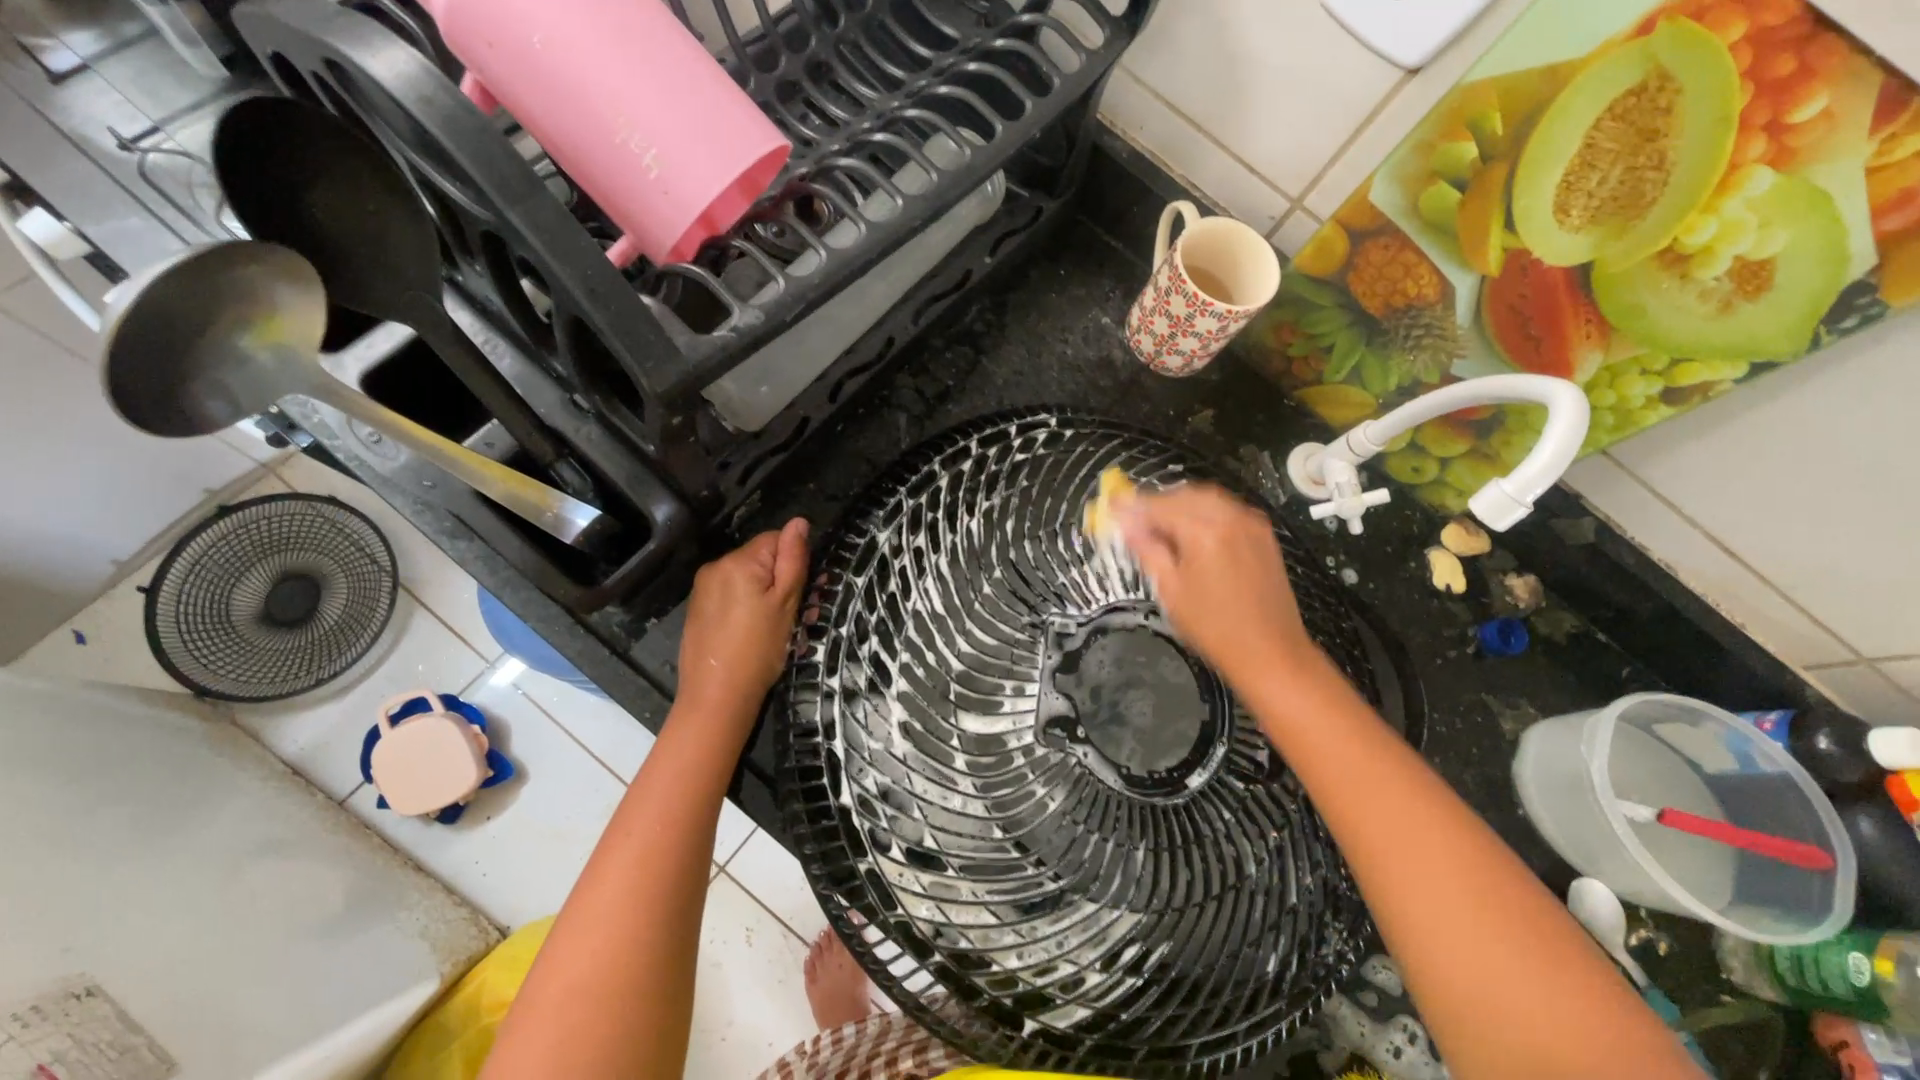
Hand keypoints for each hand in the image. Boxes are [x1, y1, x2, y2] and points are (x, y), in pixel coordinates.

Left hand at [676, 518, 809, 723]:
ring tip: (786, 632)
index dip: (796, 563)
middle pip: (762, 562)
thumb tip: (800, 522)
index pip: (776, 540)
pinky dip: (751, 610)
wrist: (717, 697)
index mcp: (738, 561)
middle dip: (785, 584)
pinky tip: (761, 637)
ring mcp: (704, 590)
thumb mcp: (786, 603)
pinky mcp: (700, 611)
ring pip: (749, 582)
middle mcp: (716, 568)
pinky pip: (734, 599)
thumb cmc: (758, 650)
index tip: (809, 592)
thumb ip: (793, 559)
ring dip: (771, 599)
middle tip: (805, 617)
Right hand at [1116, 484, 1313, 684]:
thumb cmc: (1215, 629)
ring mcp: (1251, 524)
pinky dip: (1204, 513)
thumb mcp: (1171, 591)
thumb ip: (1147, 550)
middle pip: (1183, 495)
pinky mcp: (1263, 534)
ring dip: (1180, 505)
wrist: (1271, 651)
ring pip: (1207, 499)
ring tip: (1160, 527)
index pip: (1158, 505)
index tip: (1111, 507)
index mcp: (1203, 531)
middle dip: (1156, 503)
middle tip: (1134, 520)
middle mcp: (1230, 518)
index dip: (1131, 506)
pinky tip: (1192, 533)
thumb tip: (1126, 525)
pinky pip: (1227, 510)